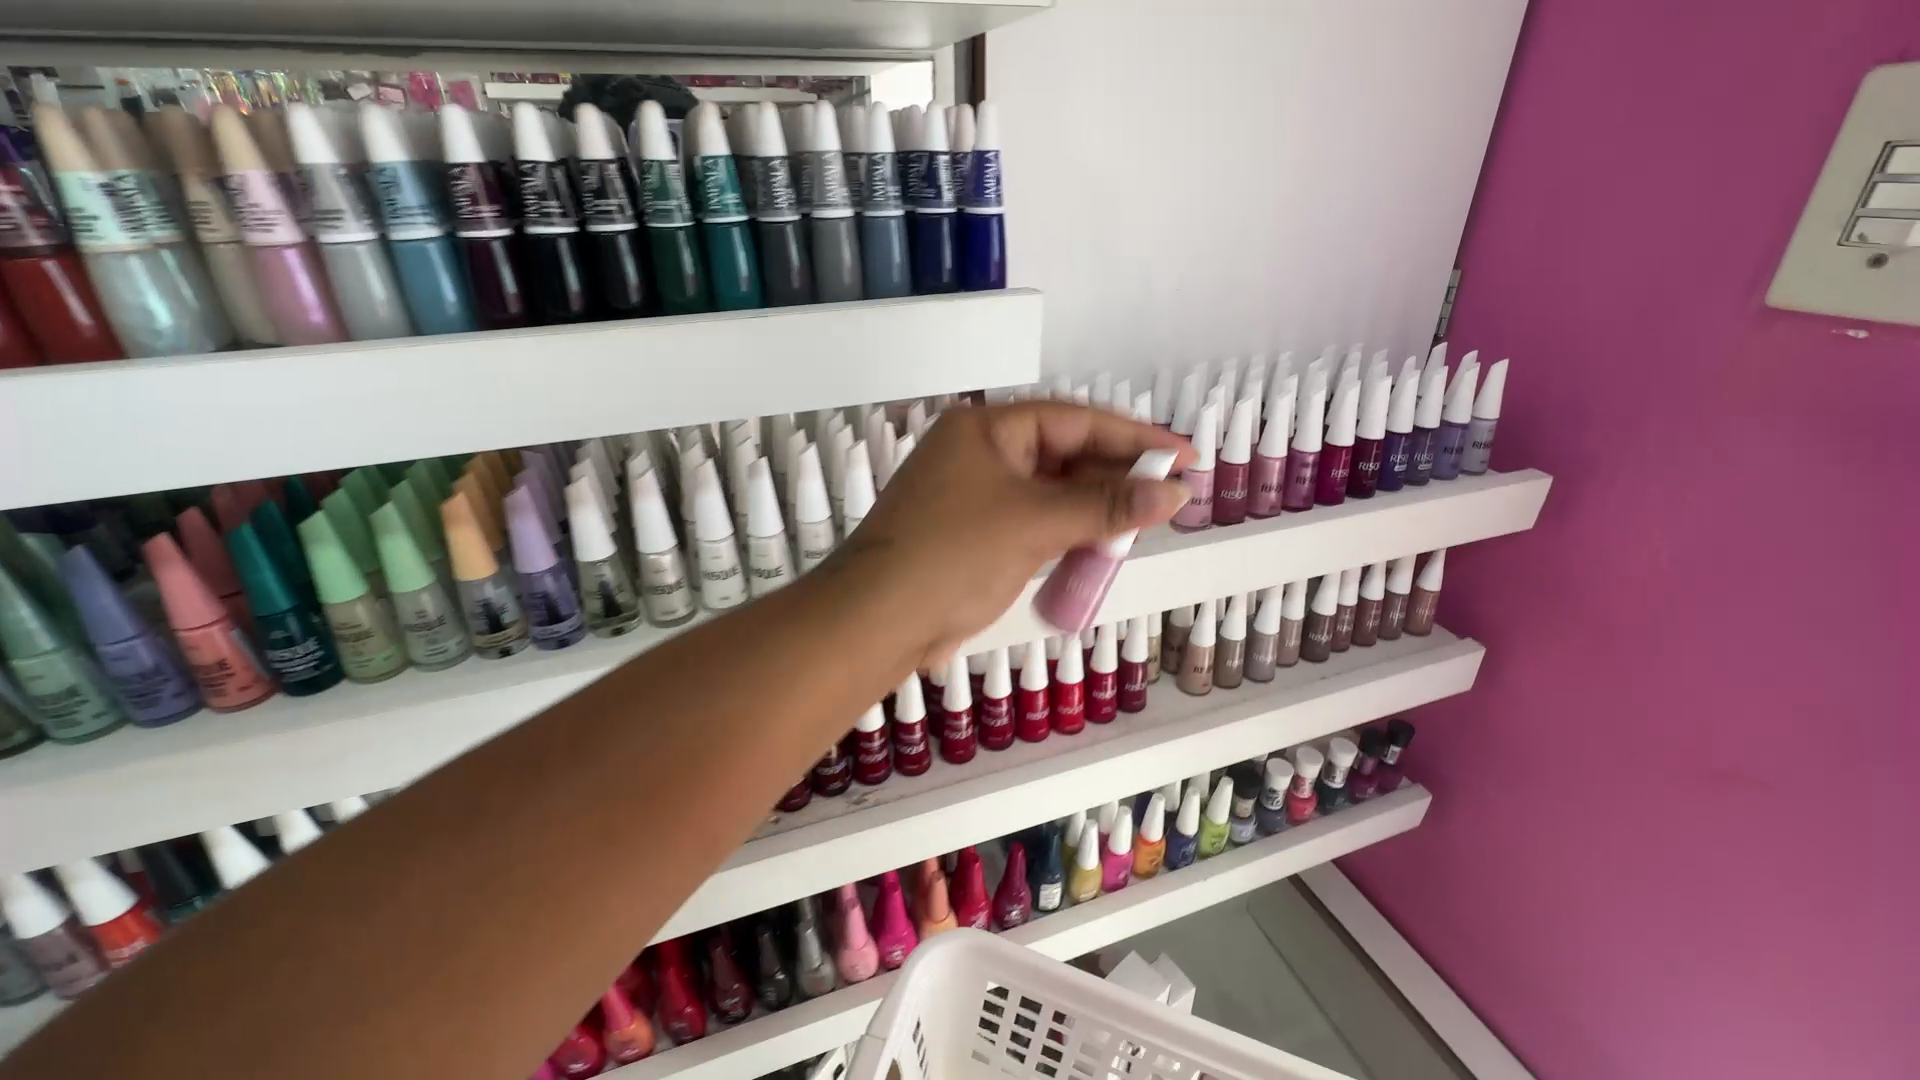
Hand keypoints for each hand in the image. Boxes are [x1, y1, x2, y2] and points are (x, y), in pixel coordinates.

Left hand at [829, 401, 1192, 669]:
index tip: (1184, 455)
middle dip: (1116, 475)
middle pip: (1064, 454)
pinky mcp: (975, 536)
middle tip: (1173, 492)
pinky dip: (1068, 533)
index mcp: (986, 430)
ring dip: (1095, 507)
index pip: (1073, 421)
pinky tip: (1102, 544)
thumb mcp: (1035, 523)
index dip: (1133, 438)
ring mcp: (975, 497)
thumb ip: (1107, 506)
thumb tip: (1175, 492)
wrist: (877, 621)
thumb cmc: (954, 555)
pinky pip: (1035, 522)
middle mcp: (980, 454)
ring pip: (1051, 492)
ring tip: (1147, 520)